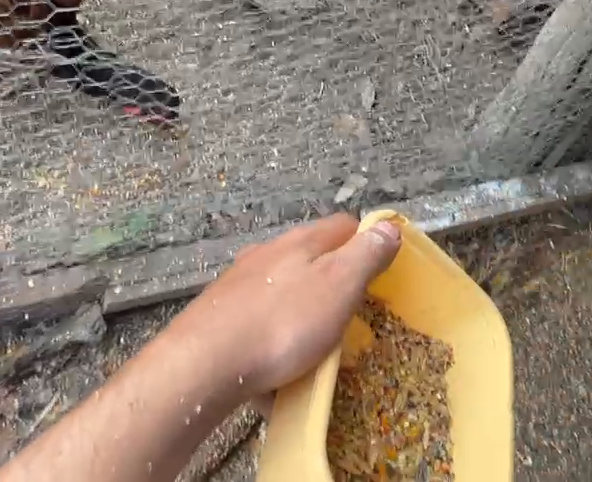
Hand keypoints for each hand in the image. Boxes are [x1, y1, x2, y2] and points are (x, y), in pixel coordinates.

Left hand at [171, 214, 401, 394]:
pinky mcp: (221, 314)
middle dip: (334, 279)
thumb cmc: (281, 324)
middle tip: (353, 314)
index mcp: (301, 241)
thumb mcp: (337, 286)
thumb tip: (389, 225)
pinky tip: (277, 366)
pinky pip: (260, 320)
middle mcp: (269, 252)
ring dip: (304, 309)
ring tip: (317, 345)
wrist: (202, 364)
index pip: (343, 224)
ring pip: (284, 287)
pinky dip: (275, 336)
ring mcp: (241, 282)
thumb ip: (365, 255)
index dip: (367, 242)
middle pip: (312, 255)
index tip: (382, 272)